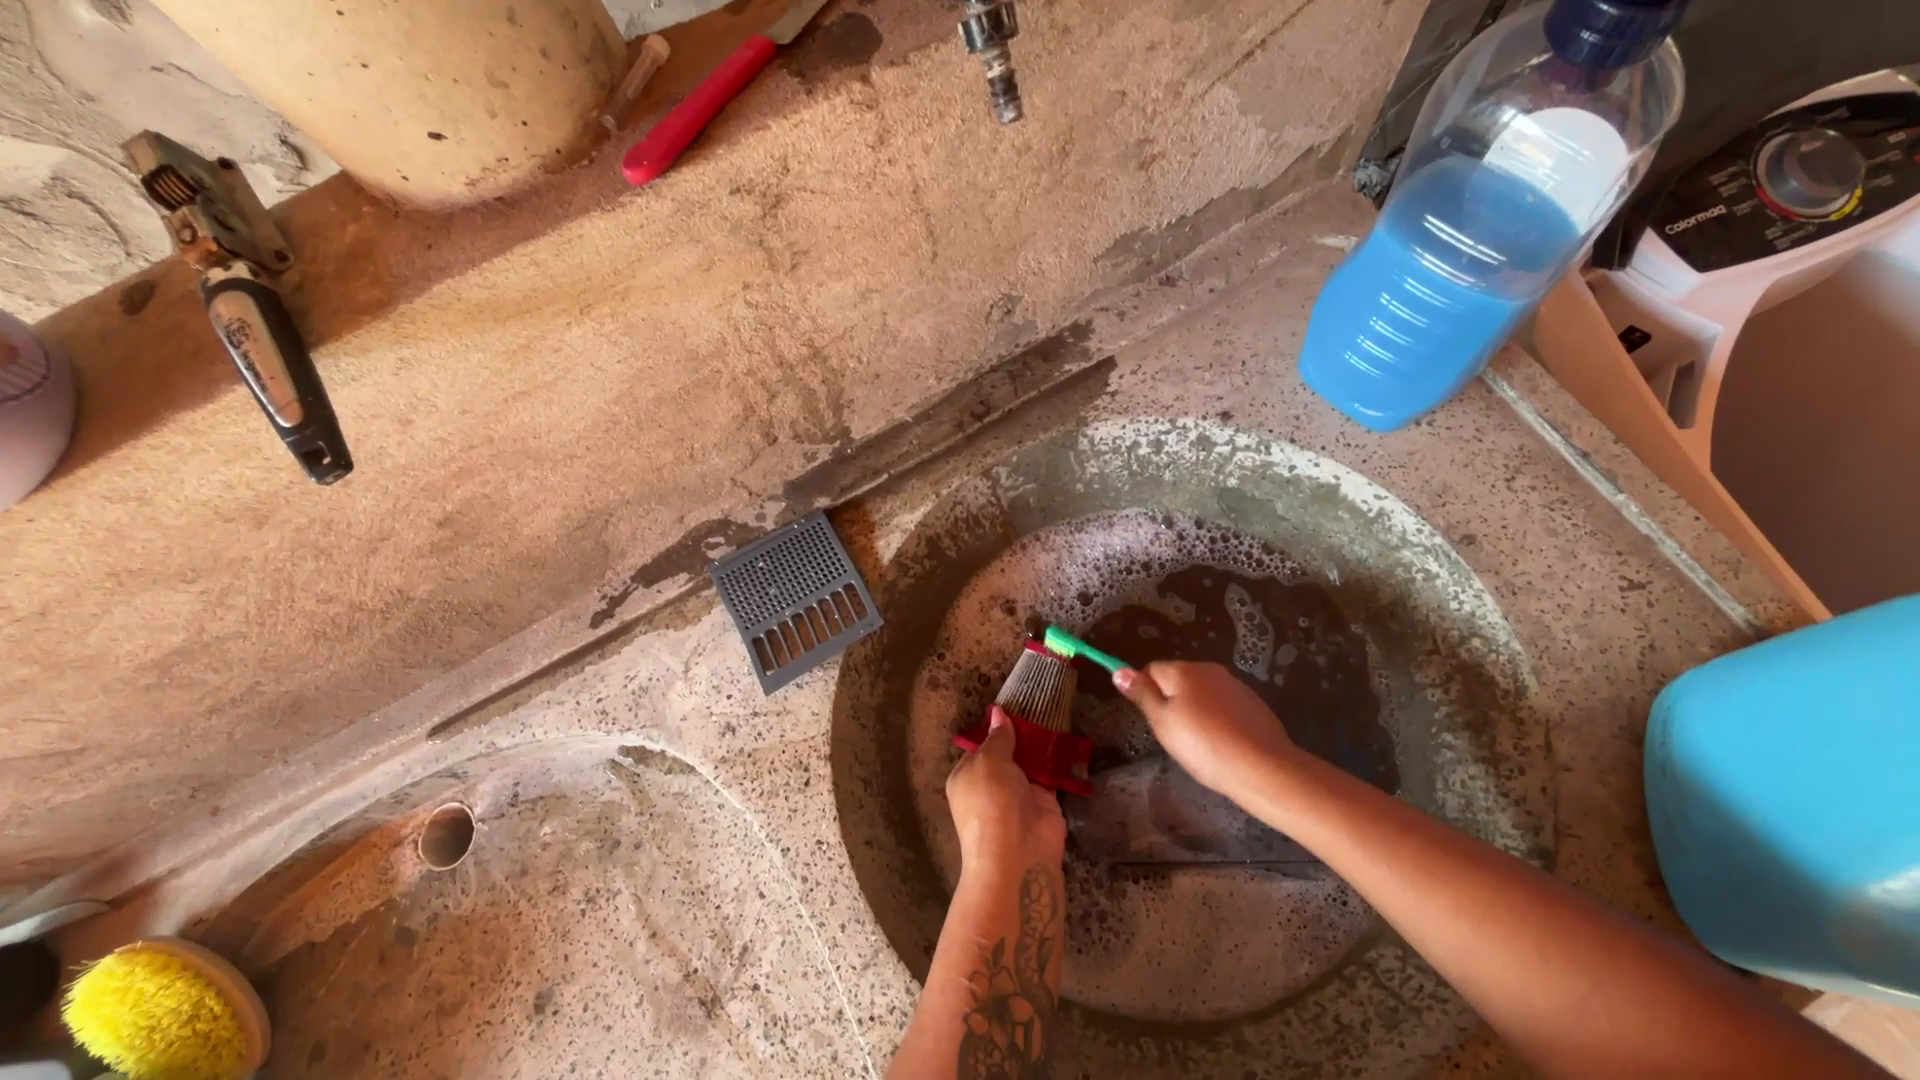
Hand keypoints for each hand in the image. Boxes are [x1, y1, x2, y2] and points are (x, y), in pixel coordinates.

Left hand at [947, 706, 1066, 876]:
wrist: (1018, 853)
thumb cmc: (991, 801)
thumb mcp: (988, 761)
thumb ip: (997, 737)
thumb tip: (997, 712)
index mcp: (967, 775)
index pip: (981, 745)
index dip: (996, 727)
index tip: (1015, 703)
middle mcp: (992, 784)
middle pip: (1009, 752)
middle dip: (1023, 734)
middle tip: (1041, 703)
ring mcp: (1019, 793)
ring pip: (1031, 762)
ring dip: (1042, 745)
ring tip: (1057, 711)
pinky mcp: (1045, 801)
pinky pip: (1052, 775)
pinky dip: (1060, 761)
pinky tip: (1069, 736)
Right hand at [1113, 661, 1302, 798]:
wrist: (1261, 767)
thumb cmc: (1203, 745)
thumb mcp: (1163, 723)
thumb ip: (1142, 695)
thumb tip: (1119, 671)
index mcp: (1183, 670)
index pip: (1151, 670)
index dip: (1146, 693)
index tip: (1153, 720)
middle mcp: (1209, 669)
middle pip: (1177, 679)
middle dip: (1171, 701)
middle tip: (1174, 734)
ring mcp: (1234, 684)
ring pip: (1201, 692)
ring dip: (1195, 709)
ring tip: (1200, 742)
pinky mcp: (1252, 702)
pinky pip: (1223, 703)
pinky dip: (1217, 717)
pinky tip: (1222, 741)